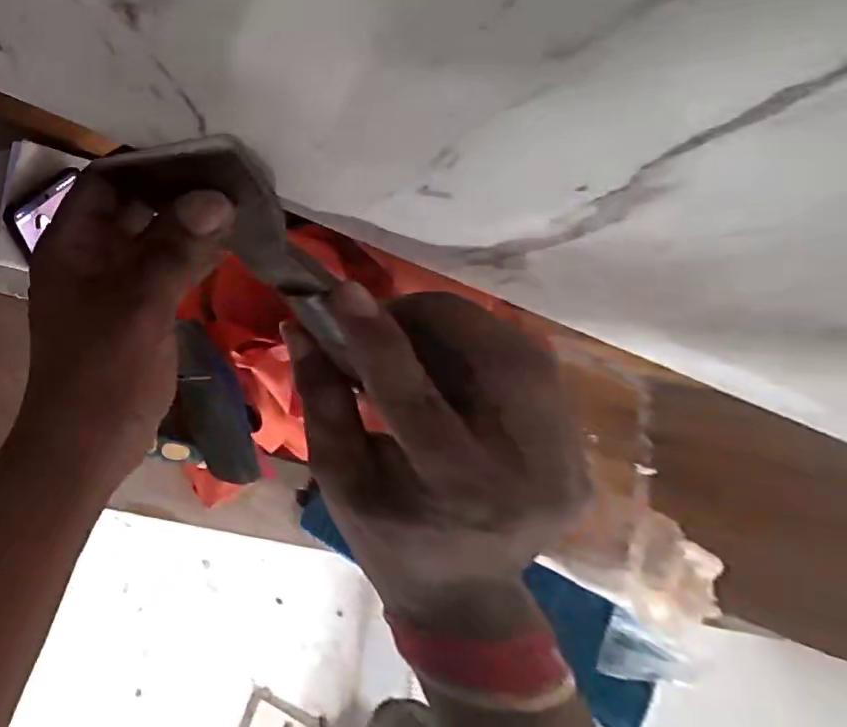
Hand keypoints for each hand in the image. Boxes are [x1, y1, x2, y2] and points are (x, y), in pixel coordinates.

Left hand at [16, 174, 232, 482]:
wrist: (83, 444)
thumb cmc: (101, 371)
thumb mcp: (139, 304)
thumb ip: (174, 247)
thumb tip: (215, 195)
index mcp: (69, 243)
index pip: (102, 181)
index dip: (144, 163)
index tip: (198, 152)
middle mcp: (85, 254)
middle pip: (128, 206)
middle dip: (174, 190)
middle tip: (232, 173)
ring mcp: (107, 282)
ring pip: (147, 236)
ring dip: (185, 221)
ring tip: (240, 200)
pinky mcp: (129, 307)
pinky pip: (158, 267)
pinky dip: (187, 254)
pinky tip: (228, 244)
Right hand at [287, 288, 591, 636]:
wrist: (463, 589)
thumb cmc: (382, 532)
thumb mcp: (334, 470)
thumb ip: (320, 395)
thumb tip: (298, 327)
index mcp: (455, 487)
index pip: (413, 395)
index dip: (374, 335)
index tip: (340, 288)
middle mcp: (529, 470)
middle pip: (499, 362)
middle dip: (432, 316)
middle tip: (377, 313)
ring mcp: (569, 461)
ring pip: (525, 355)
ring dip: (458, 324)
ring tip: (406, 329)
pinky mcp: (579, 449)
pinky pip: (533, 369)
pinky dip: (480, 344)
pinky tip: (441, 354)